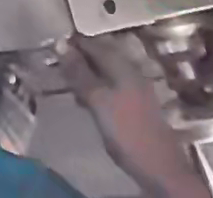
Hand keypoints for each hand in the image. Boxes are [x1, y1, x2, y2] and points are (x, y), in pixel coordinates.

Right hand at [59, 35, 211, 197]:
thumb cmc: (126, 130)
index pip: (91, 43)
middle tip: (58, 70)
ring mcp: (135, 87)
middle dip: (79, 60)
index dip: (72, 45)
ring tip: (70, 86)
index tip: (52, 51)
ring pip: (105, 72)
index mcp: (120, 64)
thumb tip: (60, 43)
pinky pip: (112, 87)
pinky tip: (88, 102)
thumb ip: (79, 73)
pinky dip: (97, 89)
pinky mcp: (137, 105)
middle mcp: (129, 69)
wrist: (161, 169)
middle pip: (99, 56)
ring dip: (87, 76)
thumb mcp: (97, 100)